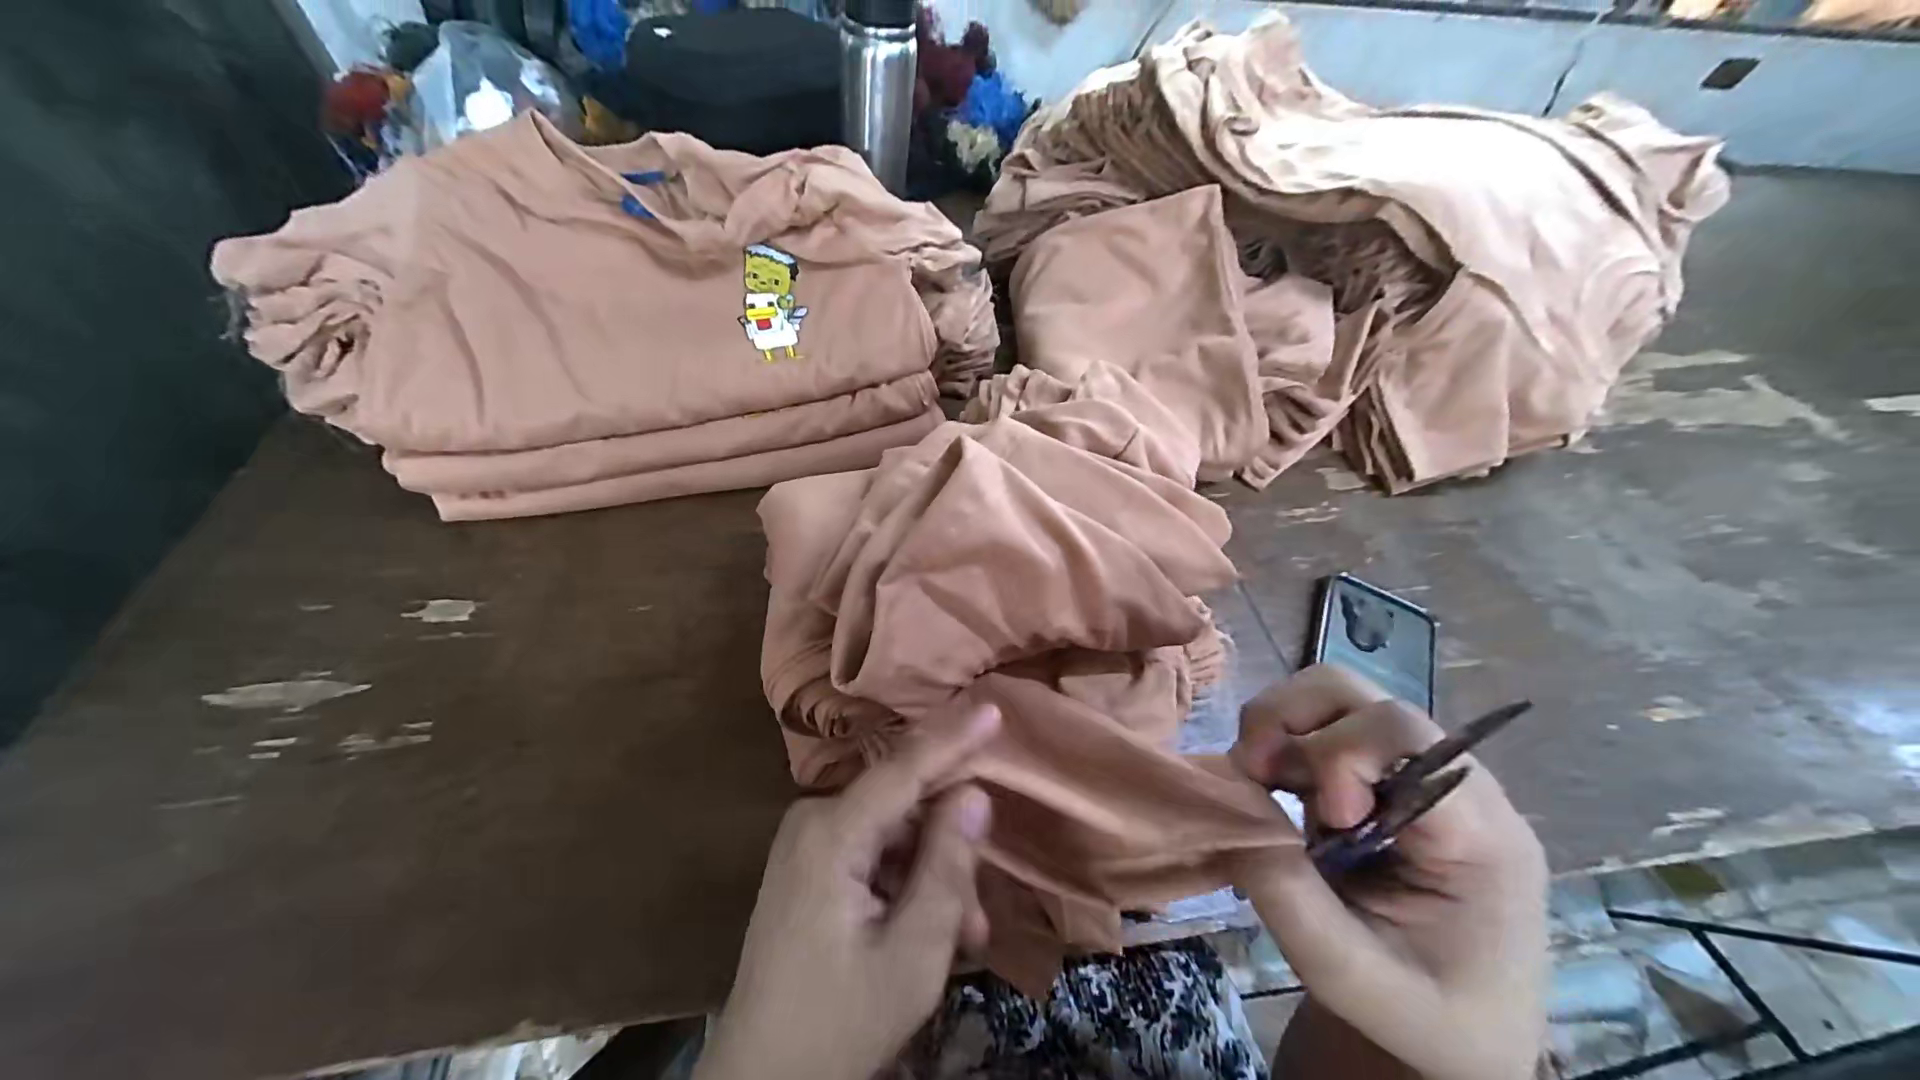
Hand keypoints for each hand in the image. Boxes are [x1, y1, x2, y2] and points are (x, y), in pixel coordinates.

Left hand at [693, 703, 999, 1079]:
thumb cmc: (839, 1021)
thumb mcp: (912, 954)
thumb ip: (947, 867)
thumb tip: (974, 795)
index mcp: (830, 835)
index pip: (904, 769)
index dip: (954, 737)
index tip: (994, 708)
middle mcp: (812, 821)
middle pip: (903, 808)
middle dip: (950, 845)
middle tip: (981, 908)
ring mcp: (805, 842)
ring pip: (893, 834)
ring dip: (932, 875)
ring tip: (964, 935)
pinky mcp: (808, 864)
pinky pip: (871, 853)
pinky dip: (906, 883)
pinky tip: (930, 928)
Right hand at [1224, 665, 1549, 1079]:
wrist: (1446, 1033)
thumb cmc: (1414, 1015)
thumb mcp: (1347, 974)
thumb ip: (1288, 896)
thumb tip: (1229, 806)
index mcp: (1479, 835)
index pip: (1404, 734)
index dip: (1340, 756)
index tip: (1325, 822)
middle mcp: (1453, 785)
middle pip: (1360, 697)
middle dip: (1290, 722)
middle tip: (1259, 775)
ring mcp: (1412, 775)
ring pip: (1332, 697)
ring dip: (1279, 727)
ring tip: (1262, 781)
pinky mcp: (1379, 777)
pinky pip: (1320, 725)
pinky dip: (1279, 742)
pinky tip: (1274, 787)